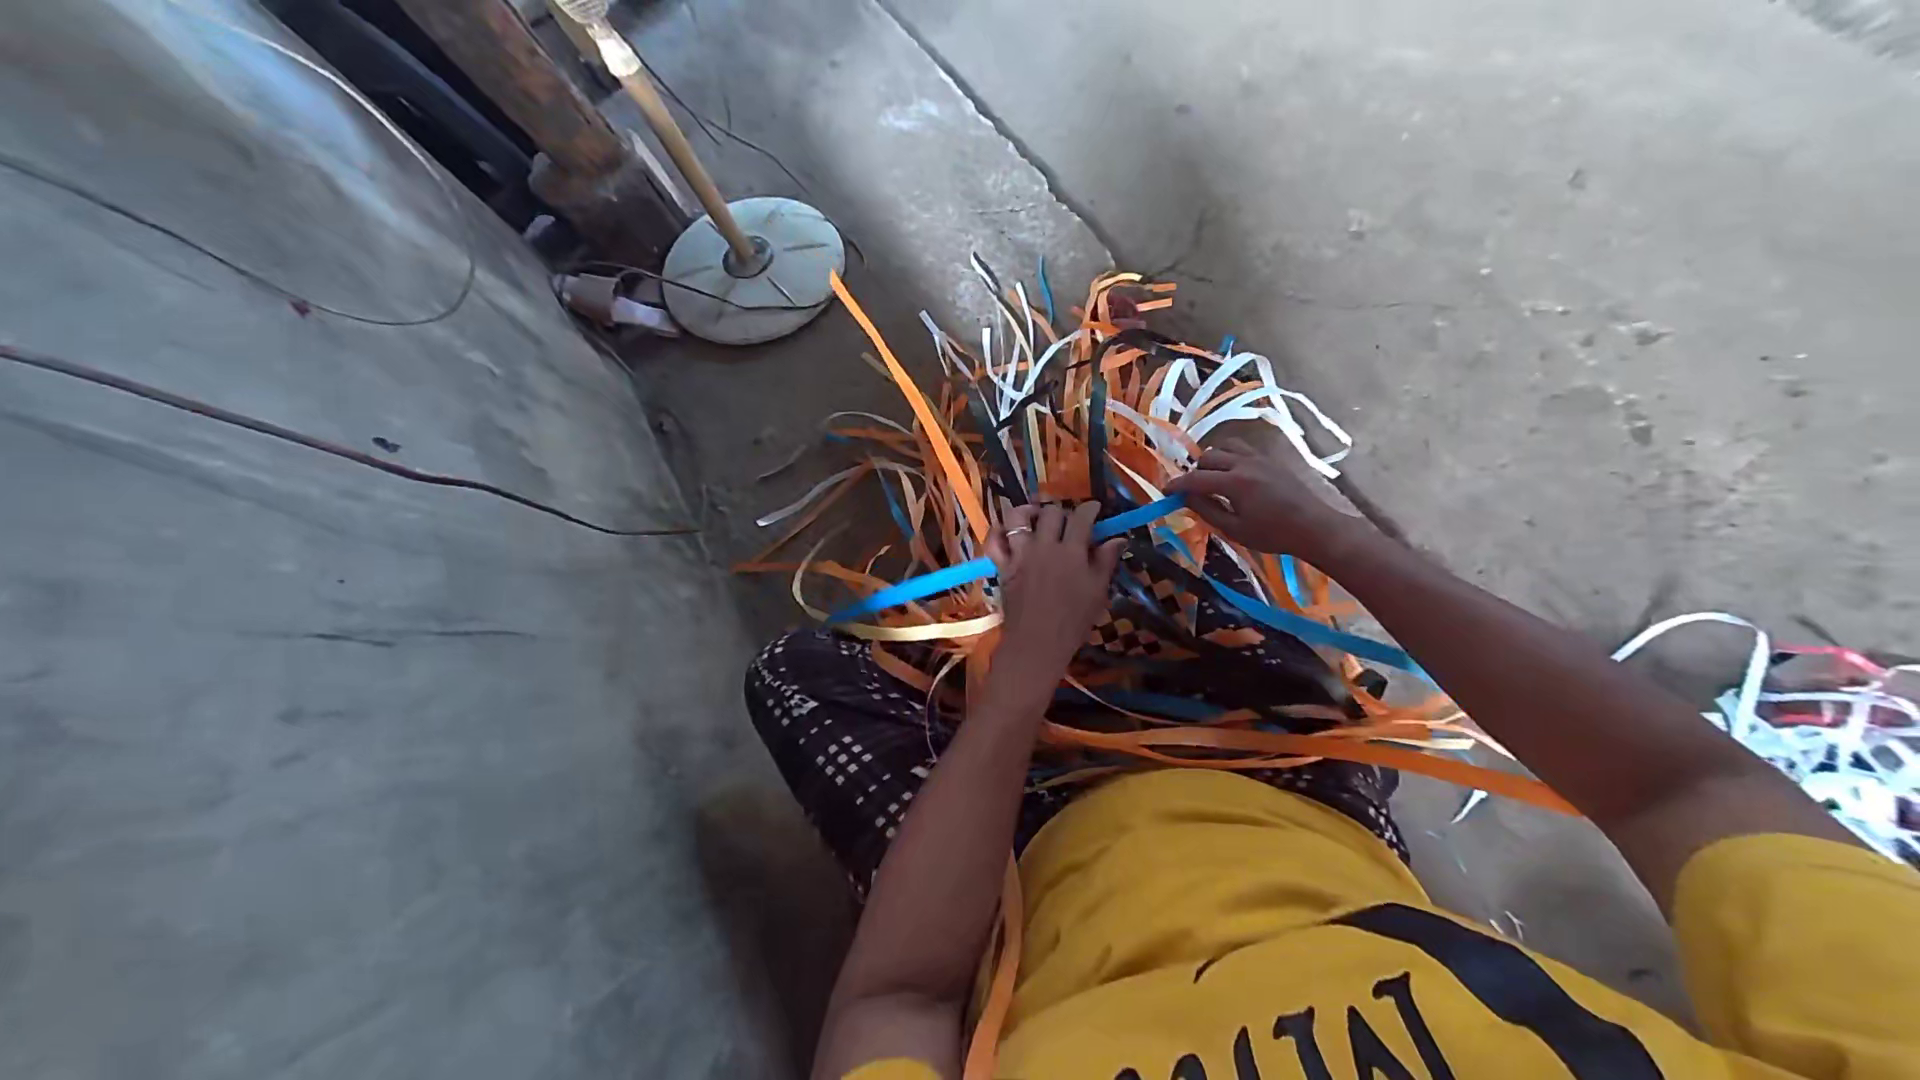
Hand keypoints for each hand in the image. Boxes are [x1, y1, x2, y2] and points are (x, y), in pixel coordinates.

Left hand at [983, 501, 1124, 706]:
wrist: (1037, 642)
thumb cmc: (1073, 621)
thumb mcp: (1098, 592)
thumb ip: (1105, 561)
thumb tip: (1118, 539)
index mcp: (1072, 551)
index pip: (1082, 517)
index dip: (1090, 509)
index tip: (1095, 509)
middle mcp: (1044, 546)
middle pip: (1052, 513)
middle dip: (1062, 512)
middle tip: (1068, 521)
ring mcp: (1021, 554)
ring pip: (1018, 518)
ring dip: (1028, 512)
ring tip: (1036, 516)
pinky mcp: (1003, 566)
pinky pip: (994, 542)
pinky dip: (997, 532)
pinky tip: (1007, 531)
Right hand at [1166, 439, 1369, 561]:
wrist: (1314, 527)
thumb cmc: (1273, 535)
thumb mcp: (1234, 530)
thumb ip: (1207, 511)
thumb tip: (1185, 497)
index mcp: (1234, 483)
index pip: (1195, 478)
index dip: (1176, 485)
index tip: (1165, 492)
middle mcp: (1244, 463)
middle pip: (1207, 457)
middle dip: (1194, 472)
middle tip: (1192, 491)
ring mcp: (1259, 458)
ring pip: (1224, 447)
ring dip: (1212, 460)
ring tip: (1212, 479)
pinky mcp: (1270, 459)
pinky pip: (1242, 448)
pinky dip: (1229, 456)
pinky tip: (1232, 473)